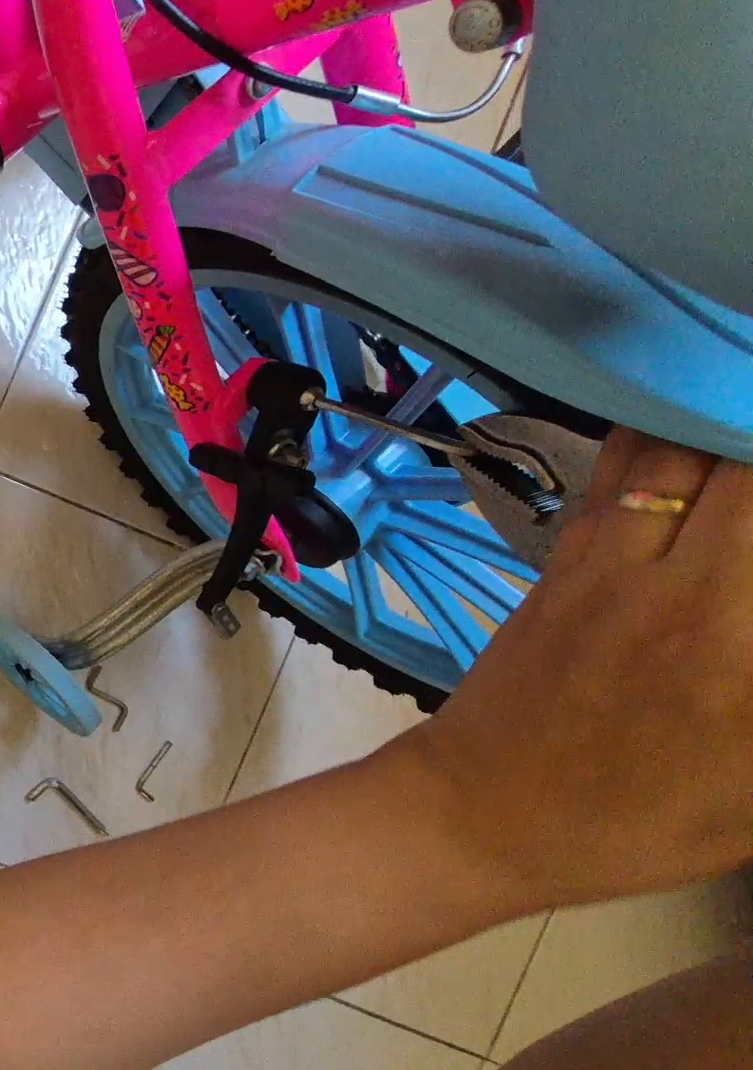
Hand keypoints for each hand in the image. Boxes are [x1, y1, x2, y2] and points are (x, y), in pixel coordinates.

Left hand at [387, 428, 752, 907]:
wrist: (480, 808)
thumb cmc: (638, 818)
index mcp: (731, 632)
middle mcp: (660, 582)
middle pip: (722, 460)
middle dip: (747, 411)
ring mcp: (587, 570)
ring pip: (649, 460)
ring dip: (703, 415)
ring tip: (734, 387)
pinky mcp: (546, 574)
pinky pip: (601, 493)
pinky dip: (647, 450)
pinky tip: (677, 432)